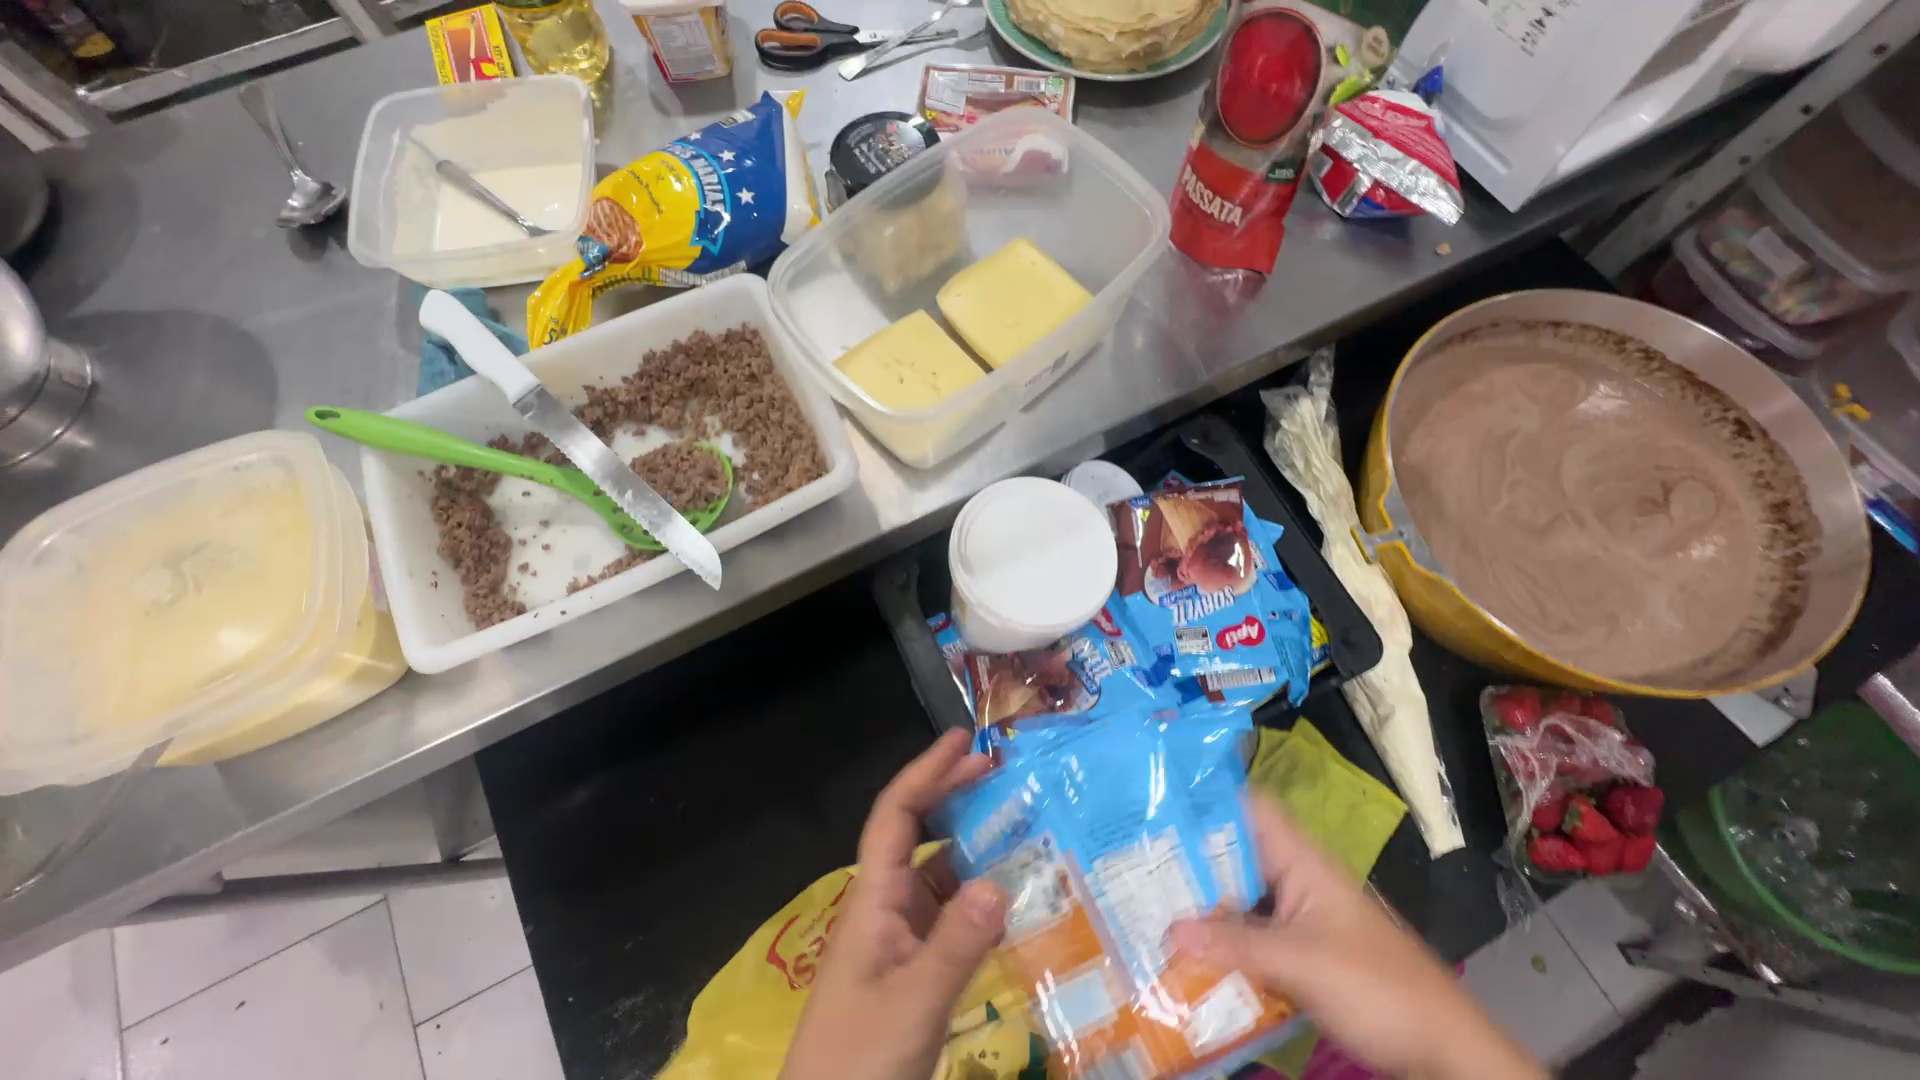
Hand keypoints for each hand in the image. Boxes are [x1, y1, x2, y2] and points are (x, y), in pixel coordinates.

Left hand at [780, 729, 1007, 1079]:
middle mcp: (886, 906)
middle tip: (1003, 772)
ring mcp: (900, 939)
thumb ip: (956, 946)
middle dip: (953, 797)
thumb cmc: (859, 1056)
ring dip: (974, 847)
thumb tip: (1000, 881)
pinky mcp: (915, 970)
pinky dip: (980, 898)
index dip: (927, 772)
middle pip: (918, 834)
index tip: (965, 740)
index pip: (897, 815)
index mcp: (873, 898)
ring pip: (939, 875)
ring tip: (1023, 826)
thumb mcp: (912, 1003)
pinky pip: (952, 917)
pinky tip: (1014, 898)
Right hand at [1171, 796, 1543, 1079]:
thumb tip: (1166, 930)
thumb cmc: (1379, 989)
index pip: (1250, 808)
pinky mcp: (1298, 955)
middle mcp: (1296, 882)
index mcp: (1302, 862)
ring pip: (1239, 899)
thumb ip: (1235, 945)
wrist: (1443, 1050)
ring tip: (1142, 904)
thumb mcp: (1303, 963)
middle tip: (1129, 861)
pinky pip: (1248, 937)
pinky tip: (1183, 953)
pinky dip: (1218, 942)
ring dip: (1200, 904)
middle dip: (1187, 857)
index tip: (1155, 803)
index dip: (1208, 798)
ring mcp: (1297, 920)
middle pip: (1235, 855)